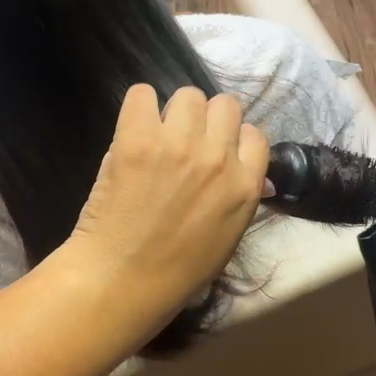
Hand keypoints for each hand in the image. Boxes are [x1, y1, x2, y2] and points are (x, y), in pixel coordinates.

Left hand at [54, 84, 267, 336]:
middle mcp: (218, 158)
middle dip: (207, 120)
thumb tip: (241, 170)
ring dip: (175, 111)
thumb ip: (238, 195)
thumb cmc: (177, 271)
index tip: (216, 150)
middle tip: (185, 140)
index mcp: (246, 185)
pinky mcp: (138, 139)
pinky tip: (133, 128)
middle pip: (225, 105)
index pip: (253, 134)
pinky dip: (139, 106)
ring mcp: (179, 145)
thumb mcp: (229, 235)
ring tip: (158, 133)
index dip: (233, 138)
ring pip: (188, 95)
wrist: (122, 281)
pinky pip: (142, 94)